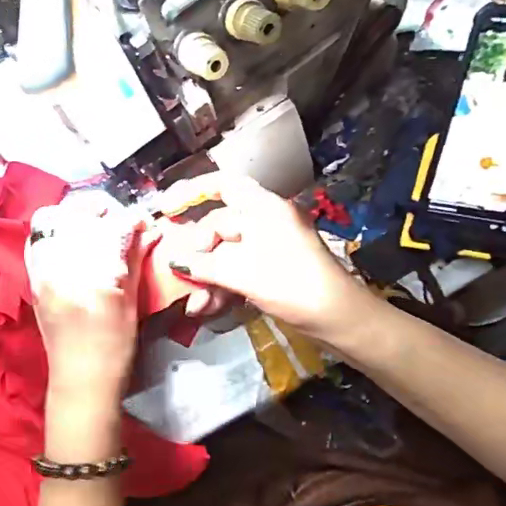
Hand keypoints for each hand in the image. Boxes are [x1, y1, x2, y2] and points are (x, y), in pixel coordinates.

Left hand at [26, 194, 150, 407]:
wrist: (80, 384)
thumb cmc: (113, 351)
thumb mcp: (131, 306)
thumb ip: (135, 263)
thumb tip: (149, 232)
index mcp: (92, 279)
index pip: (108, 229)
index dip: (127, 219)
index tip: (139, 222)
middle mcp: (60, 271)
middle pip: (72, 217)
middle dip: (96, 209)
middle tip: (114, 216)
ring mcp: (41, 275)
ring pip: (48, 224)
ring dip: (72, 216)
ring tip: (92, 223)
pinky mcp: (34, 283)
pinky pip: (38, 243)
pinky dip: (54, 232)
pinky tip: (71, 239)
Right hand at [152, 172, 377, 340]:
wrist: (339, 319)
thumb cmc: (293, 285)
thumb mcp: (242, 273)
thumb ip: (204, 264)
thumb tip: (176, 261)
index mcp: (264, 208)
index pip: (223, 186)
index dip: (191, 192)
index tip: (167, 209)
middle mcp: (266, 221)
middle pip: (218, 228)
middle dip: (196, 256)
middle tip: (179, 276)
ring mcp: (269, 247)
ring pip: (225, 255)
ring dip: (206, 279)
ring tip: (196, 305)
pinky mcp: (272, 271)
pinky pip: (237, 272)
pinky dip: (221, 288)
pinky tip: (207, 308)